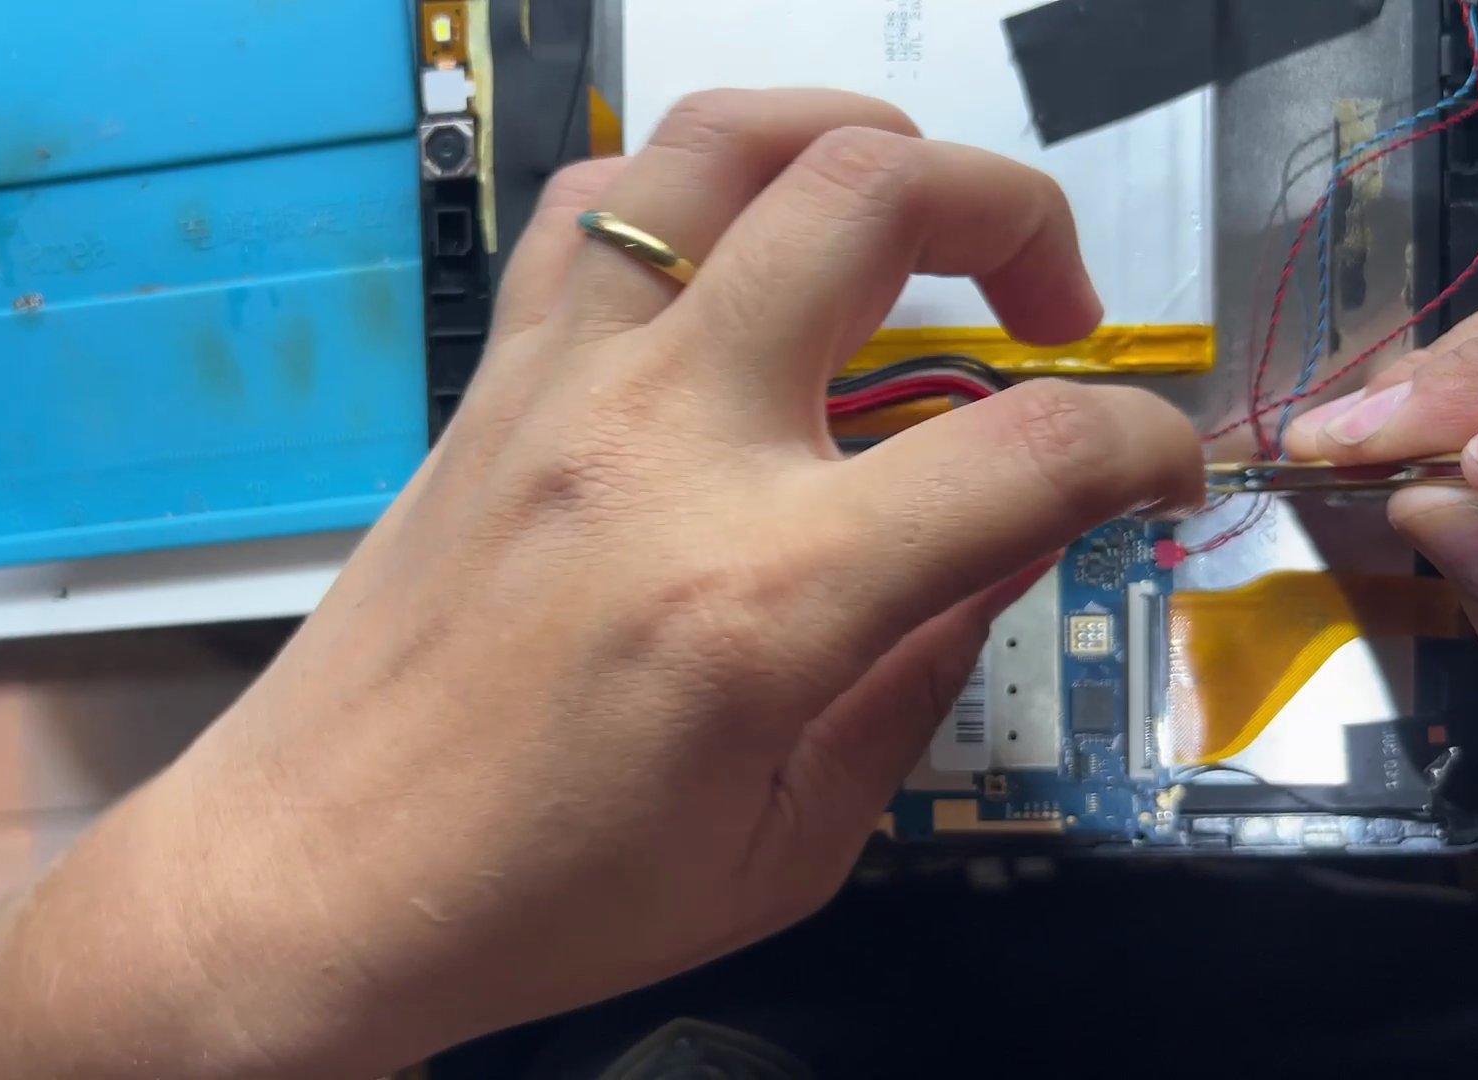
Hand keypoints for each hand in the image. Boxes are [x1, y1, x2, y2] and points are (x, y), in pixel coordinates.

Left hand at [127, 89, 1203, 1073]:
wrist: (319, 873)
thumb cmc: (554, 898)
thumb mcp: (794, 838)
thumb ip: (921, 670)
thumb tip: (1011, 542)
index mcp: (764, 593)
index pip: (1023, 455)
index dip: (1136, 447)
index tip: (1158, 469)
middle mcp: (665, 440)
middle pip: (874, 200)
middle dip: (1017, 216)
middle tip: (1051, 307)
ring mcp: (563, 384)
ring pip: (722, 148)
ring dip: (855, 146)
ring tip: (909, 222)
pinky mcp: (495, 379)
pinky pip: (600, 208)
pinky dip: (696, 189)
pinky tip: (736, 255)